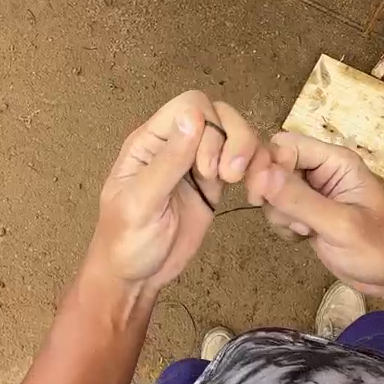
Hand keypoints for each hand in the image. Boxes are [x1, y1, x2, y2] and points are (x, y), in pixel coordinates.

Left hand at [85, 92, 257, 295]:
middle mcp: (175, 144)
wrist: (135, 277)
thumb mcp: (141, 203)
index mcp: (150, 142)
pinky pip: (243, 160)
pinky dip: (257, 168)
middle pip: (219, 114)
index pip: (190, 106)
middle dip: (234, 140)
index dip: (209, 128)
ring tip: (244, 185)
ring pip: (235, 134)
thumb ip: (167, 161)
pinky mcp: (214, 183)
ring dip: (248, 153)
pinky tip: (255, 191)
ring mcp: (196, 162)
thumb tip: (193, 117)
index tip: (207, 169)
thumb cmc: (126, 241)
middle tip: (227, 178)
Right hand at [246, 131, 383, 297]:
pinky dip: (283, 226)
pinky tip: (304, 238)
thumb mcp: (340, 225)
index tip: (262, 196)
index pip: (285, 145)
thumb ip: (300, 200)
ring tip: (305, 231)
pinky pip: (279, 210)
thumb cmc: (380, 248)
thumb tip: (261, 174)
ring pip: (273, 191)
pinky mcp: (306, 213)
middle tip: (291, 219)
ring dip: (280, 214)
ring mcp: (313, 192)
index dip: (268, 166)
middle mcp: (322, 170)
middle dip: (272, 194)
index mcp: (335, 161)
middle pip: (274, 166)